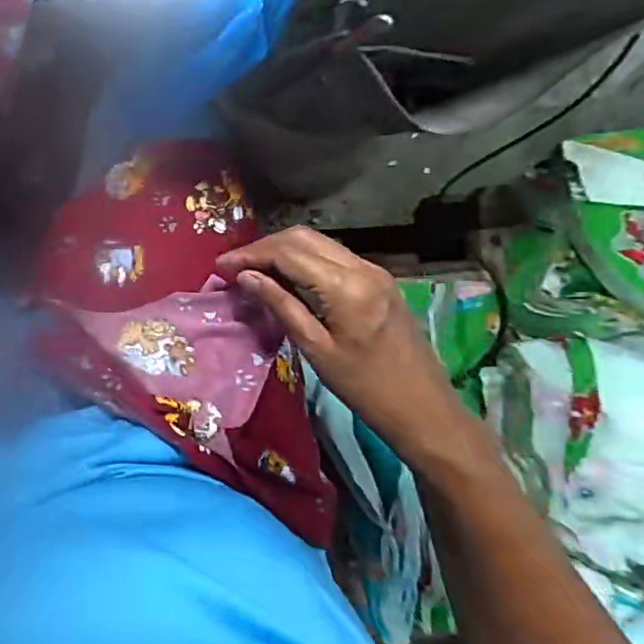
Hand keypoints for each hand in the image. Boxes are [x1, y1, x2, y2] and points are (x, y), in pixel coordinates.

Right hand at [217, 227, 475, 458]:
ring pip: (317, 243)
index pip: (288, 253)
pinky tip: (282, 278)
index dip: (249, 255)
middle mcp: (362, 268)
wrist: (423, 406)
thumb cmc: (364, 385)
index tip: (220, 267)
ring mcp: (374, 272)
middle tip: (232, 267)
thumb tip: (245, 276)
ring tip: (251, 271)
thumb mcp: (314, 347)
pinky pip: (331, 256)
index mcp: (346, 286)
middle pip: (302, 238)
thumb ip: (280, 304)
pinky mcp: (377, 281)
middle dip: (262, 247)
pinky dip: (301, 259)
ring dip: (281, 250)